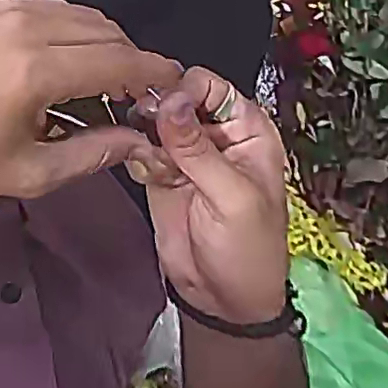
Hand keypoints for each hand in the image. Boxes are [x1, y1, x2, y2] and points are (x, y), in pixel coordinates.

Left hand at [0, 0, 181, 198]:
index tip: (175, 84)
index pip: (117, 61)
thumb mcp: (30, 172)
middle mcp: (30, 26)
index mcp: (36, 70)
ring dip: (110, 42)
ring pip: (89, 15)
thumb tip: (143, 139)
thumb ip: (95, 152)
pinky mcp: (5, 2)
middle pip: (109, 32)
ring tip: (112, 77)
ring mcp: (15, 7)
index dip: (153, 73)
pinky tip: (79, 56)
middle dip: (134, 60)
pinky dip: (83, 28)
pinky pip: (63, 7)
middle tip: (142, 92)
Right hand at [130, 69, 288, 324]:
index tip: (167, 110)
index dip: (185, 91)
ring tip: (155, 162)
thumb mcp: (232, 198)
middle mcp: (214, 131)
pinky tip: (151, 175)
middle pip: (177, 96)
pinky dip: (139, 156)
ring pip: (154, 119)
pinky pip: (140, 146)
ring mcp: (184, 149)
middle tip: (151, 131)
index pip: (209, 85)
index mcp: (245, 127)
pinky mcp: (160, 169)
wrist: (223, 302)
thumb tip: (171, 101)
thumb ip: (198, 148)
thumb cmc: (248, 249)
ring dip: (147, 135)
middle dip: (160, 110)